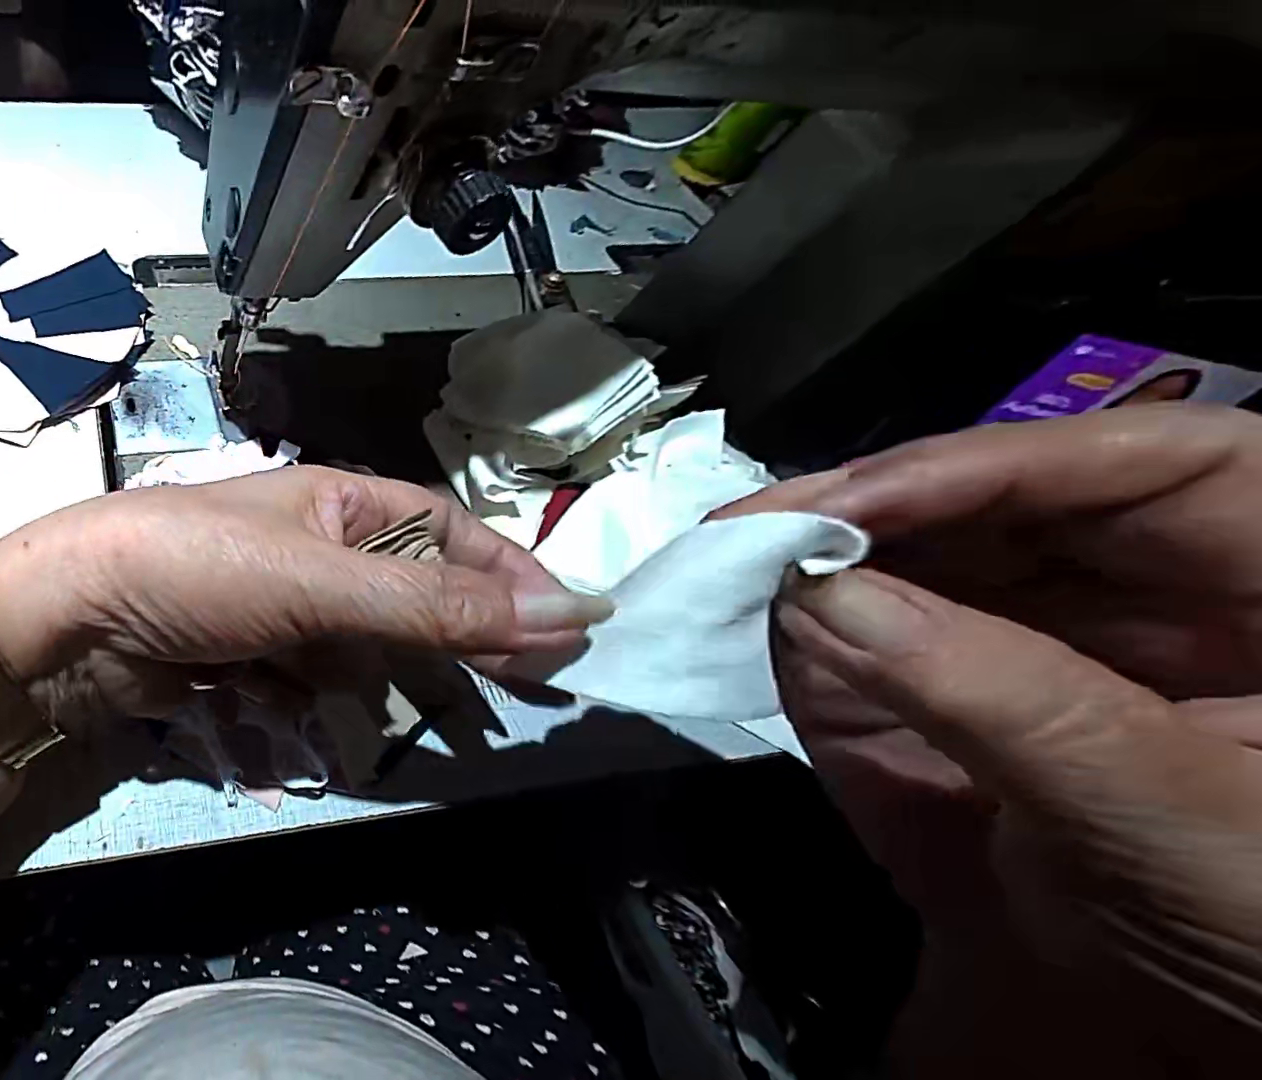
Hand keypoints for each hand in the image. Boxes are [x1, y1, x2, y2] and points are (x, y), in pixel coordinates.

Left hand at [0, 465, 609, 727]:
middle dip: (460, 639)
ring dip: (386, 680)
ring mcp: (289, 606)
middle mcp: (323, 549)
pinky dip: (325, 702)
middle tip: (526, 684)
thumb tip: (566, 611)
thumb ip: (437, 603)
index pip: (452, 533)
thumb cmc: (202, 569)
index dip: (512, 575)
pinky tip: (314, 713)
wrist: (68, 623)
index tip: (569, 625)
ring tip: (409, 706)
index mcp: (345, 504)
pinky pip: (320, 681)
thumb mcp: (324, 580)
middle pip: (418, 595)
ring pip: (371, 648)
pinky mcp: (257, 655)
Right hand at [720, 404, 1261, 1073]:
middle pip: (984, 496)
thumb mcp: (1177, 824)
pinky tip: (726, 591)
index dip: (991, 467)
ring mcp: (991, 619)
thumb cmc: (1246, 941)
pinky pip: (829, 611)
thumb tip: (819, 597)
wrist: (1143, 1034)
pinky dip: (772, 602)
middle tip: (753, 522)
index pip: (1142, 468)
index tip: (856, 504)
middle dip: (863, 501)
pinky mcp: (896, 662)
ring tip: (722, 549)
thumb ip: (1004, 701)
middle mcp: (1117, 583)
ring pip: (890, 544)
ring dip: (797, 545)